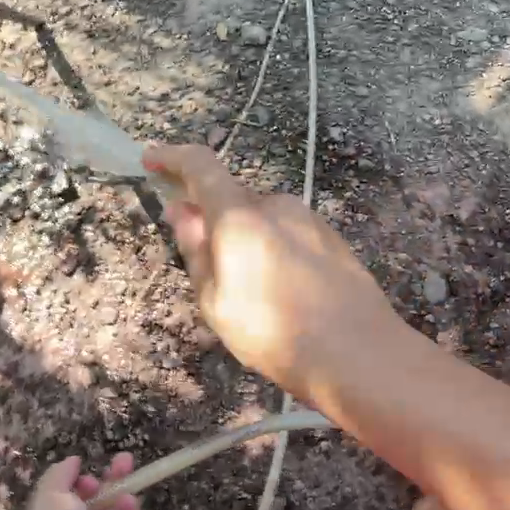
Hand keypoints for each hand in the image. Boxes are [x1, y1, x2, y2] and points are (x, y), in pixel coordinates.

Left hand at [17, 455, 141, 509]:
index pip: (54, 504)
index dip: (70, 484)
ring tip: (129, 465)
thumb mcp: (47, 502)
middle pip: (85, 506)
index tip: (83, 471)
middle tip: (119, 461)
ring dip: (118, 489)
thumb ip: (58, 477)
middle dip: (101, 481)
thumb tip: (72, 461)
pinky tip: (130, 500)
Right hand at [143, 144, 401, 397]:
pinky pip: (287, 233)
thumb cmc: (274, 333)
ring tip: (252, 298)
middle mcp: (277, 205)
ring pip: (261, 218)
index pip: (200, 165)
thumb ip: (197, 249)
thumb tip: (183, 210)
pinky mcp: (331, 236)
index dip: (172, 157)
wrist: (359, 352)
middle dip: (213, 221)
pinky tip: (283, 294)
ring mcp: (309, 218)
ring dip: (246, 240)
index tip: (150, 160)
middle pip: (232, 198)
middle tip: (208, 272)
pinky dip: (272, 250)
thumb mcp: (216, 301)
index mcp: (241, 215)